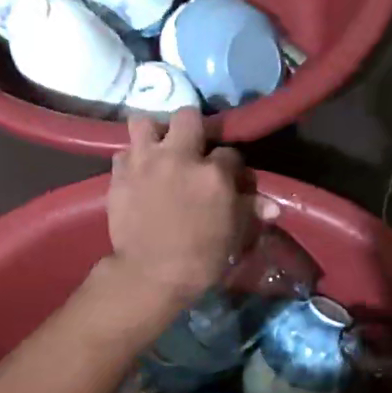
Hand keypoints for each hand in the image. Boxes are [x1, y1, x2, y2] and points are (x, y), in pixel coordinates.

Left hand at [108, 110, 258, 305]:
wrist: (150, 275)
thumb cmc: (200, 259)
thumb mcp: (233, 236)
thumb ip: (250, 212)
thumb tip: (272, 206)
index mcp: (214, 174)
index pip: (230, 153)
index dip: (231, 165)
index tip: (229, 178)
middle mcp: (179, 157)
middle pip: (187, 117)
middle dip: (192, 128)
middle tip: (192, 149)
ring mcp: (145, 162)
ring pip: (144, 122)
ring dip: (153, 133)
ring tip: (158, 151)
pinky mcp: (119, 175)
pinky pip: (123, 153)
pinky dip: (132, 160)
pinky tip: (139, 175)